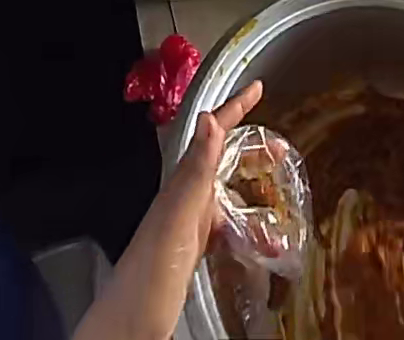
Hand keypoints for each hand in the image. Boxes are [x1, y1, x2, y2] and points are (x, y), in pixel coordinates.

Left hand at [75, 80, 263, 339]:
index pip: (212, 134)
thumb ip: (195, 172)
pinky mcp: (190, 254)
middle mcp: (184, 198)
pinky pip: (224, 229)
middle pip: (221, 160)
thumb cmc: (149, 276)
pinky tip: (263, 249)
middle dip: (251, 150)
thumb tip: (210, 117)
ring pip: (225, 194)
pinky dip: (247, 231)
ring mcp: (186, 226)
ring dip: (252, 190)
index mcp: (183, 185)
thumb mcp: (177, 219)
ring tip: (281, 196)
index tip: (258, 87)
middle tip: (280, 149)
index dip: (235, 108)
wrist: (123, 330)